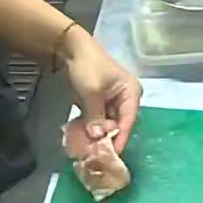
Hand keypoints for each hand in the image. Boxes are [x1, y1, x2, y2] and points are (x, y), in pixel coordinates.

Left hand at [59, 25, 142, 152]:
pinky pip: (98, 120)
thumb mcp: (92, 91)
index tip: (114, 154)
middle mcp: (126, 99)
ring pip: (108, 124)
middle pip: (119, 124)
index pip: (128, 120)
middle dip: (108, 138)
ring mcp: (112, 102)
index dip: (121, 137)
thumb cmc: (88, 66)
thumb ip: (95, 116)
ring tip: (88, 149)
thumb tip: (97, 138)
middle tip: (98, 154)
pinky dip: (91, 128)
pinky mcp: (100, 104)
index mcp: (131, 93)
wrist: (70, 48)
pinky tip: (82, 138)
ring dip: (97, 134)